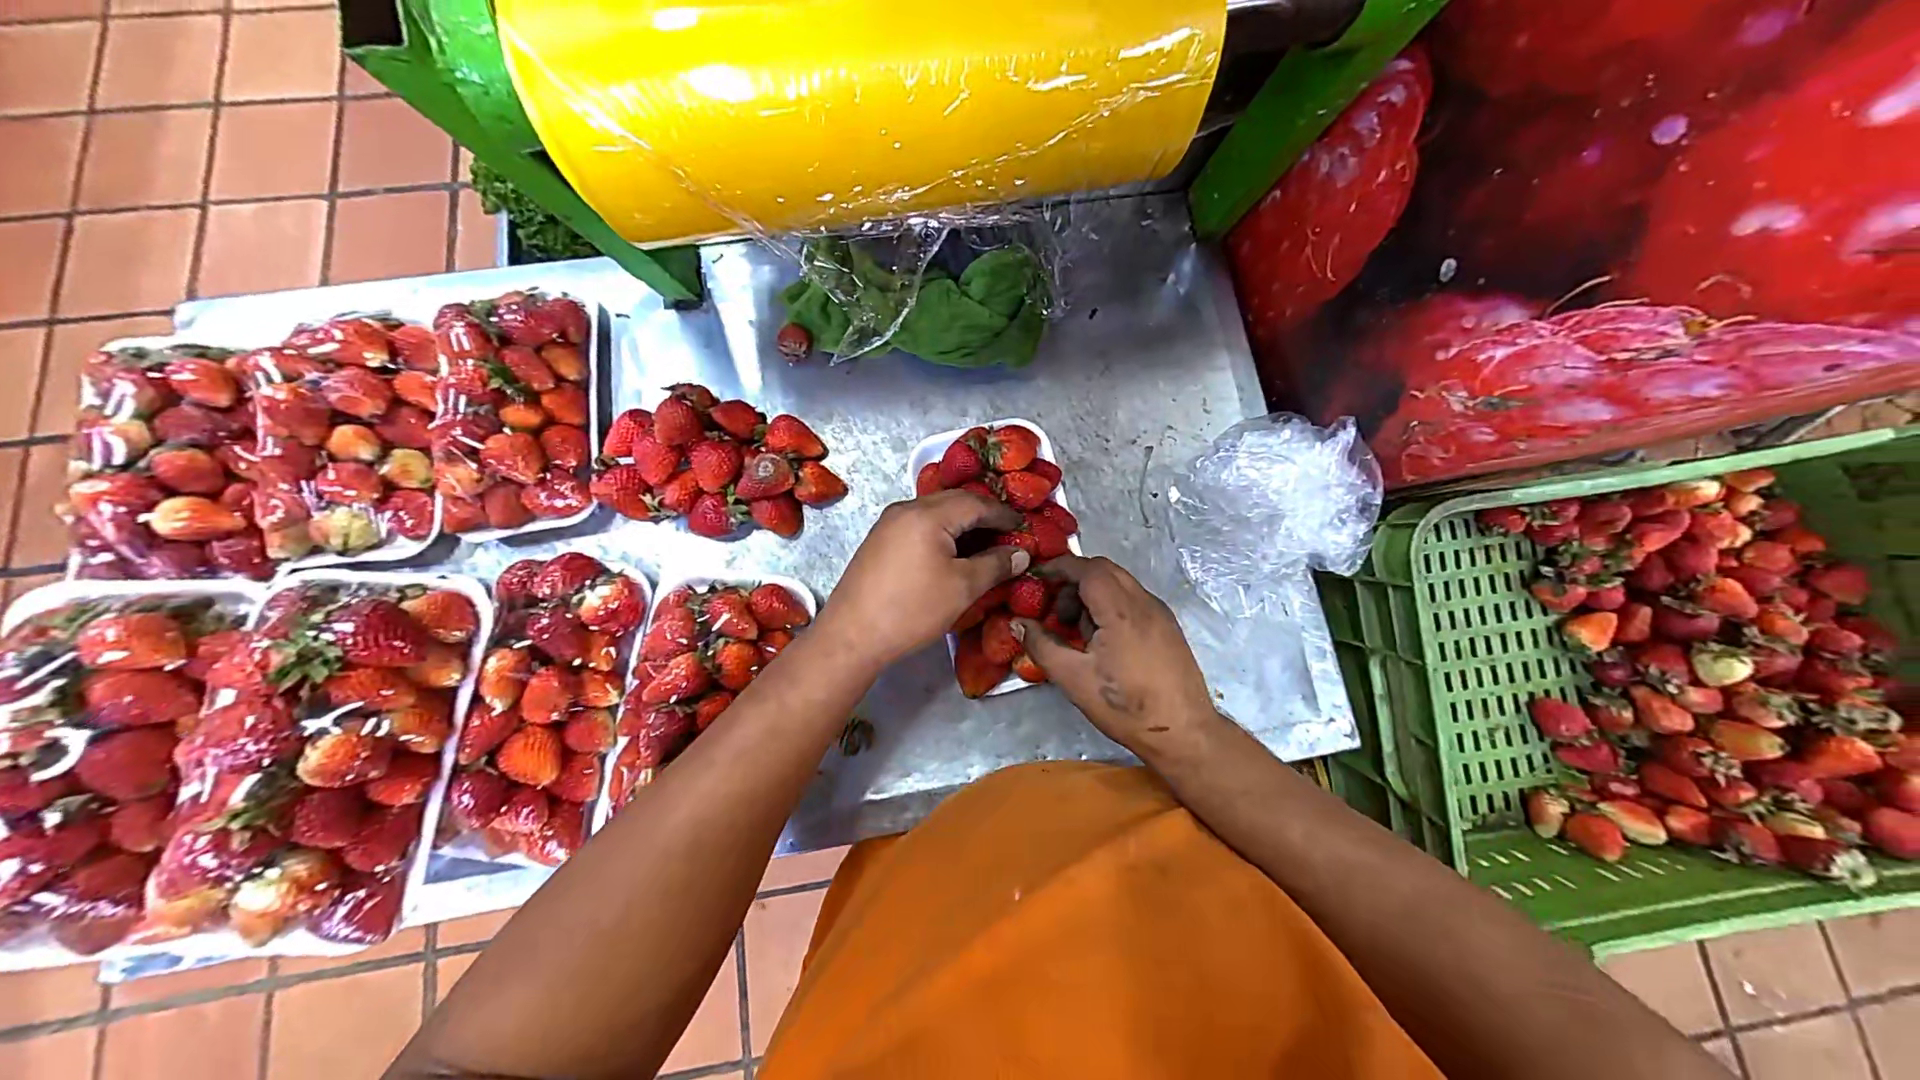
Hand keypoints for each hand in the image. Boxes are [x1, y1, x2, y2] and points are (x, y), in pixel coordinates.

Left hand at [817, 491, 1027, 668]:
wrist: (852, 635)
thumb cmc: (911, 610)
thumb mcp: (962, 588)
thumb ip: (995, 565)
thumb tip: (1021, 553)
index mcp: (927, 514)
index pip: (976, 502)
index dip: (1004, 514)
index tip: (1026, 528)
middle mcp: (906, 509)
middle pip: (955, 502)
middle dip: (984, 516)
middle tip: (1009, 535)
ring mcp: (889, 524)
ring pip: (936, 513)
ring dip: (963, 525)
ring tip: (986, 547)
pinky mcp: (880, 541)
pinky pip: (920, 526)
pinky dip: (943, 534)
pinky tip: (954, 554)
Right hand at [1014, 556, 1219, 754]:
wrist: (1183, 732)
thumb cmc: (1125, 707)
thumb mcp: (1073, 678)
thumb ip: (1041, 645)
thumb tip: (1019, 623)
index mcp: (1121, 610)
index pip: (1087, 568)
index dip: (1059, 567)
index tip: (1037, 578)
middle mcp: (1145, 602)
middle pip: (1104, 570)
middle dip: (1074, 580)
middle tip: (1053, 608)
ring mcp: (1160, 613)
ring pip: (1119, 584)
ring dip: (1092, 594)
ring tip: (1076, 629)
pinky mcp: (1167, 627)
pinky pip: (1132, 600)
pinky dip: (1110, 605)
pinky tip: (1101, 640)